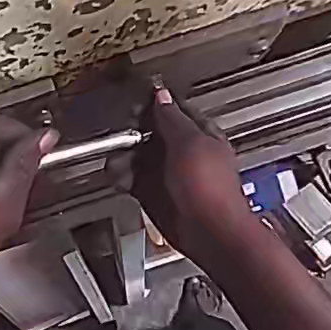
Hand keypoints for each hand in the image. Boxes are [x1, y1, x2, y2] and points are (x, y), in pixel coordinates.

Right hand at [132, 81, 260, 263]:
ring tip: (118, 162)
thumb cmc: (212, 190)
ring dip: (124, 157)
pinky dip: (122, 178)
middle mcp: (184, 153)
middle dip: (133, 134)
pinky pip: (132, 180)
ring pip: (139, 157)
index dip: (153, 106)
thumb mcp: (190, 143)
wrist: (210, 232)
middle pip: (151, 133)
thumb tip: (161, 97)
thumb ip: (172, 119)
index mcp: (200, 135)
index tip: (135, 106)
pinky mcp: (155, 194)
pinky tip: (120, 178)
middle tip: (122, 136)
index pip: (173, 111)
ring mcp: (169, 174)